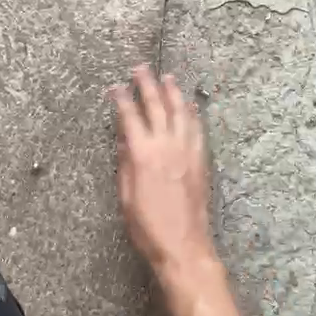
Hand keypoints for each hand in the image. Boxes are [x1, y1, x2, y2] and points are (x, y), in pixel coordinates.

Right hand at [110, 65, 214, 276]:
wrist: (184, 246)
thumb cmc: (149, 227)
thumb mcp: (126, 197)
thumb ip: (125, 165)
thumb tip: (123, 141)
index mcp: (143, 155)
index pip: (130, 117)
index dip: (121, 99)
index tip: (115, 86)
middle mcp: (166, 147)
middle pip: (156, 106)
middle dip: (147, 85)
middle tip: (140, 69)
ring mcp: (186, 152)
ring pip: (180, 112)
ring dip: (172, 92)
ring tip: (167, 77)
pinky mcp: (200, 161)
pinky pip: (197, 129)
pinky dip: (192, 113)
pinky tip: (189, 105)